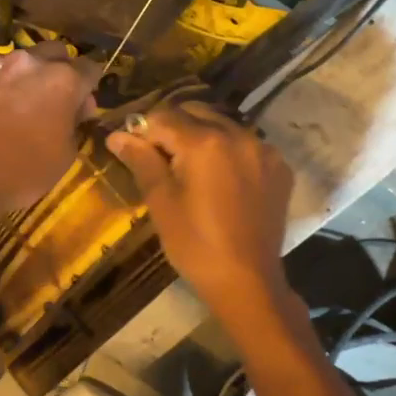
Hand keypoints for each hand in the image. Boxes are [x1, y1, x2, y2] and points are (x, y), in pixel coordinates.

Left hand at [0, 42, 96, 218]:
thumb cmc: (20, 176)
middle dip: (51, 70)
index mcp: (61, 80)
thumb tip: (78, 105)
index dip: (85, 86)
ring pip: (5, 60)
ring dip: (7, 76)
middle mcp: (26, 61)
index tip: (78, 100)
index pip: (87, 68)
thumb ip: (75, 121)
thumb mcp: (64, 156)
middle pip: (50, 52)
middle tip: (40, 97)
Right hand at [107, 103, 293, 301]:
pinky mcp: (279, 168)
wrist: (247, 282)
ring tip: (193, 171)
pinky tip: (222, 180)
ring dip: (203, 137)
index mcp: (205, 142)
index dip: (144, 131)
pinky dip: (230, 152)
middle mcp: (238, 135)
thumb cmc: (195, 244)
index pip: (164, 116)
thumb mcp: (160, 201)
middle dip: (174, 129)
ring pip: (223, 126)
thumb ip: (140, 159)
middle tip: (162, 161)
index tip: (136, 152)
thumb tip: (116, 135)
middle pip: (195, 113)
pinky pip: (247, 144)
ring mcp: (264, 150)